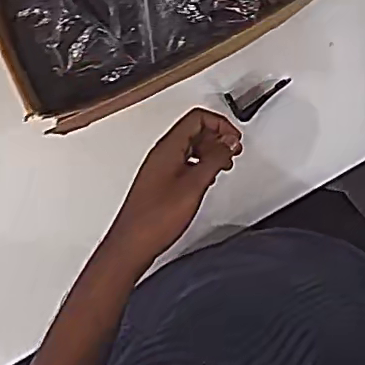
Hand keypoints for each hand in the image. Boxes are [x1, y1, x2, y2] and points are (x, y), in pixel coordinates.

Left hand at [105, 109, 242, 264]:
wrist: (130, 246)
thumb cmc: (154, 219)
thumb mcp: (195, 184)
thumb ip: (215, 159)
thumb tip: (228, 142)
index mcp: (168, 147)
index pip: (197, 118)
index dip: (220, 124)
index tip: (233, 138)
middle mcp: (162, 153)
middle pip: (194, 129)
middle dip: (217, 136)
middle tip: (232, 149)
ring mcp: (159, 167)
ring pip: (190, 146)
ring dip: (210, 150)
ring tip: (224, 164)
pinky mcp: (159, 181)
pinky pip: (184, 161)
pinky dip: (200, 164)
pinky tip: (207, 178)